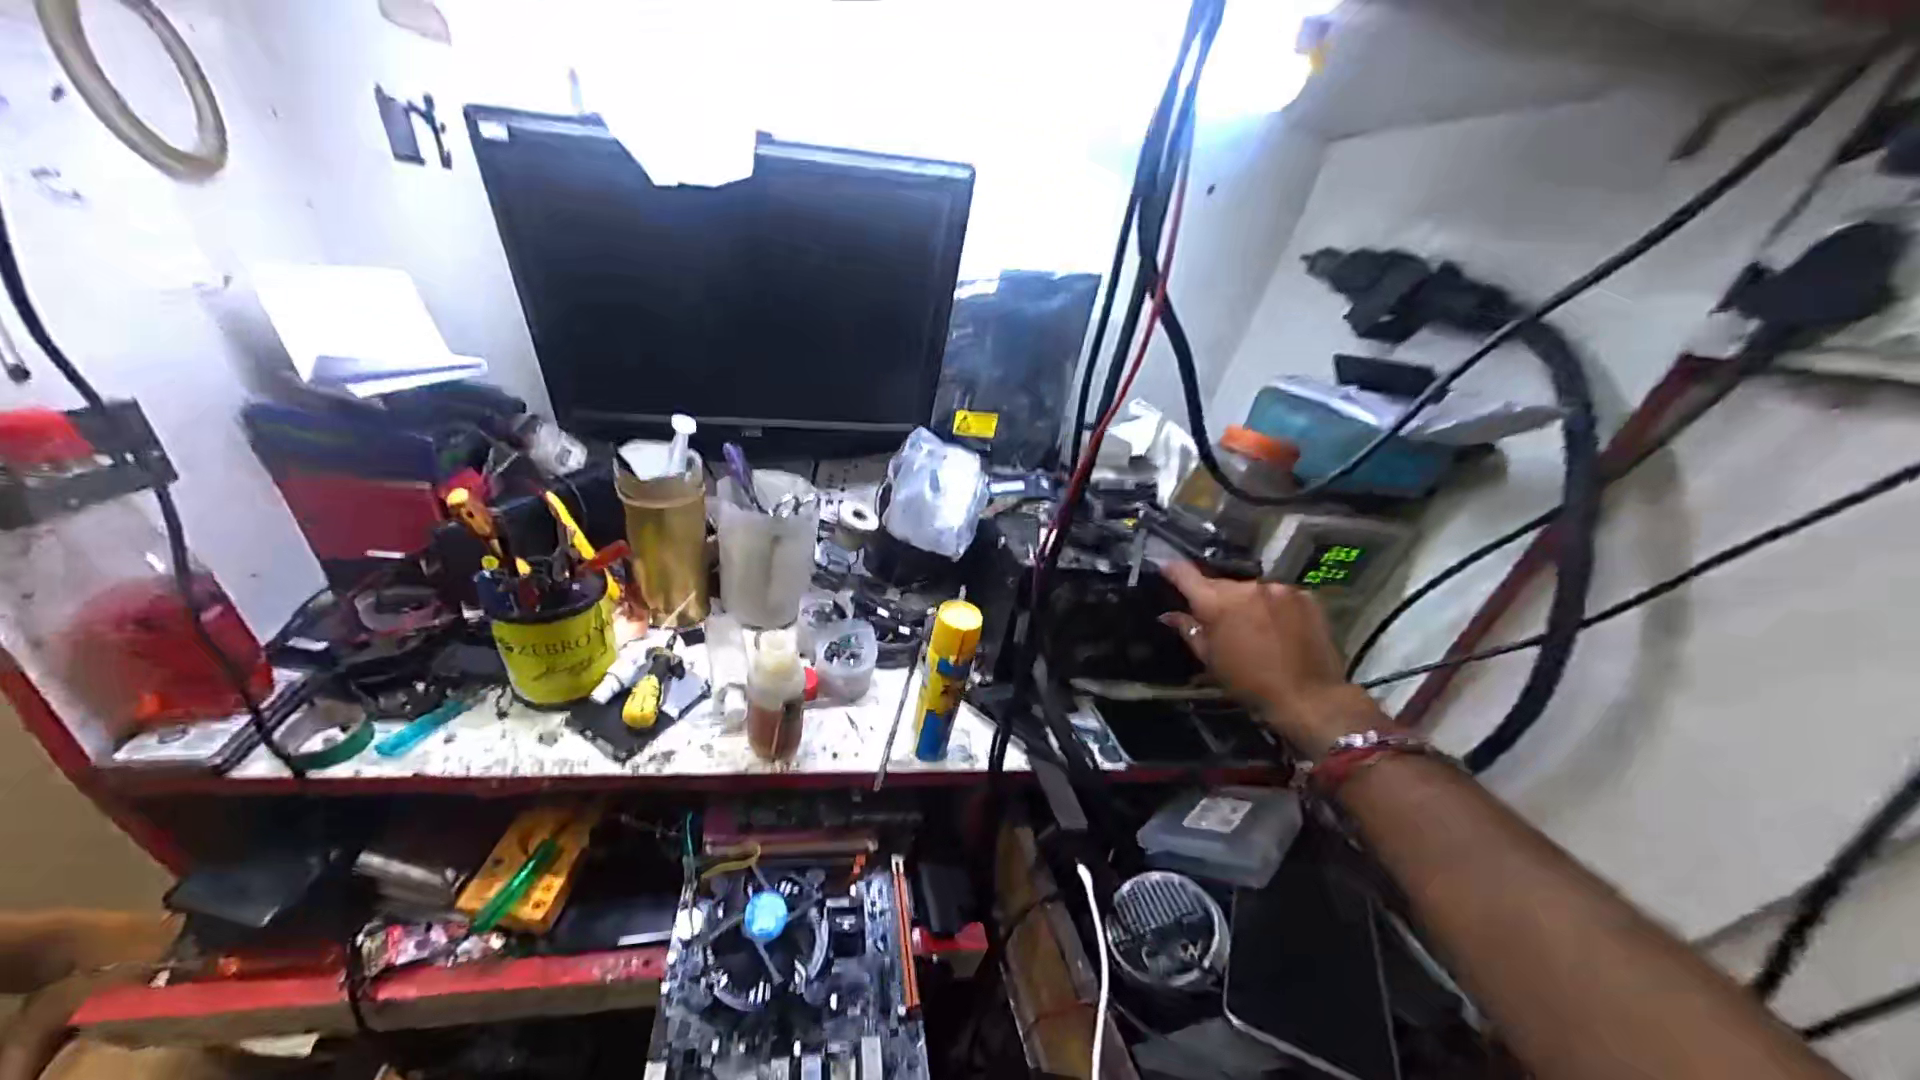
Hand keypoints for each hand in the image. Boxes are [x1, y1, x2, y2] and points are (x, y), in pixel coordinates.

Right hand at [1160, 562, 1388, 758]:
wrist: (1309, 696)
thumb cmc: (1250, 683)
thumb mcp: (1211, 660)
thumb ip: (1189, 630)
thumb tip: (1169, 614)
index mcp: (1217, 602)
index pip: (1186, 574)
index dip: (1172, 570)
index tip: (1166, 569)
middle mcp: (1247, 587)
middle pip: (1221, 583)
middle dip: (1215, 597)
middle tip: (1217, 618)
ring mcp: (1278, 588)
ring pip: (1251, 589)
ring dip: (1246, 602)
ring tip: (1252, 625)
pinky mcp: (1304, 595)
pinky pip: (1278, 594)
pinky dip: (1272, 605)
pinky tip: (1278, 626)